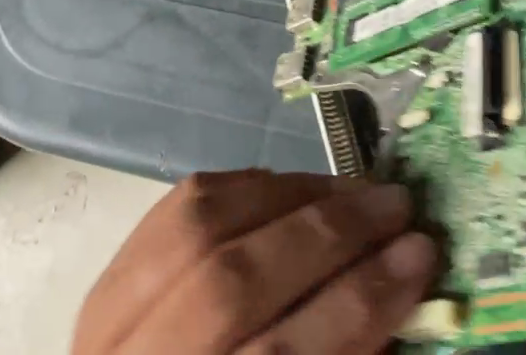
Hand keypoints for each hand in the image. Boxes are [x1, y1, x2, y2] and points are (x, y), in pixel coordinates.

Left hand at [73, 170, 437, 353]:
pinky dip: (245, 188)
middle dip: (331, 234)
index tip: (422, 250)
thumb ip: (348, 347)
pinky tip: (295, 187)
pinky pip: (177, 211)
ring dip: (291, 198)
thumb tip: (404, 269)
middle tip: (397, 204)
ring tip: (355, 189)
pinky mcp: (102, 284)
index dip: (361, 298)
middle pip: (233, 286)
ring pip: (198, 235)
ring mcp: (106, 330)